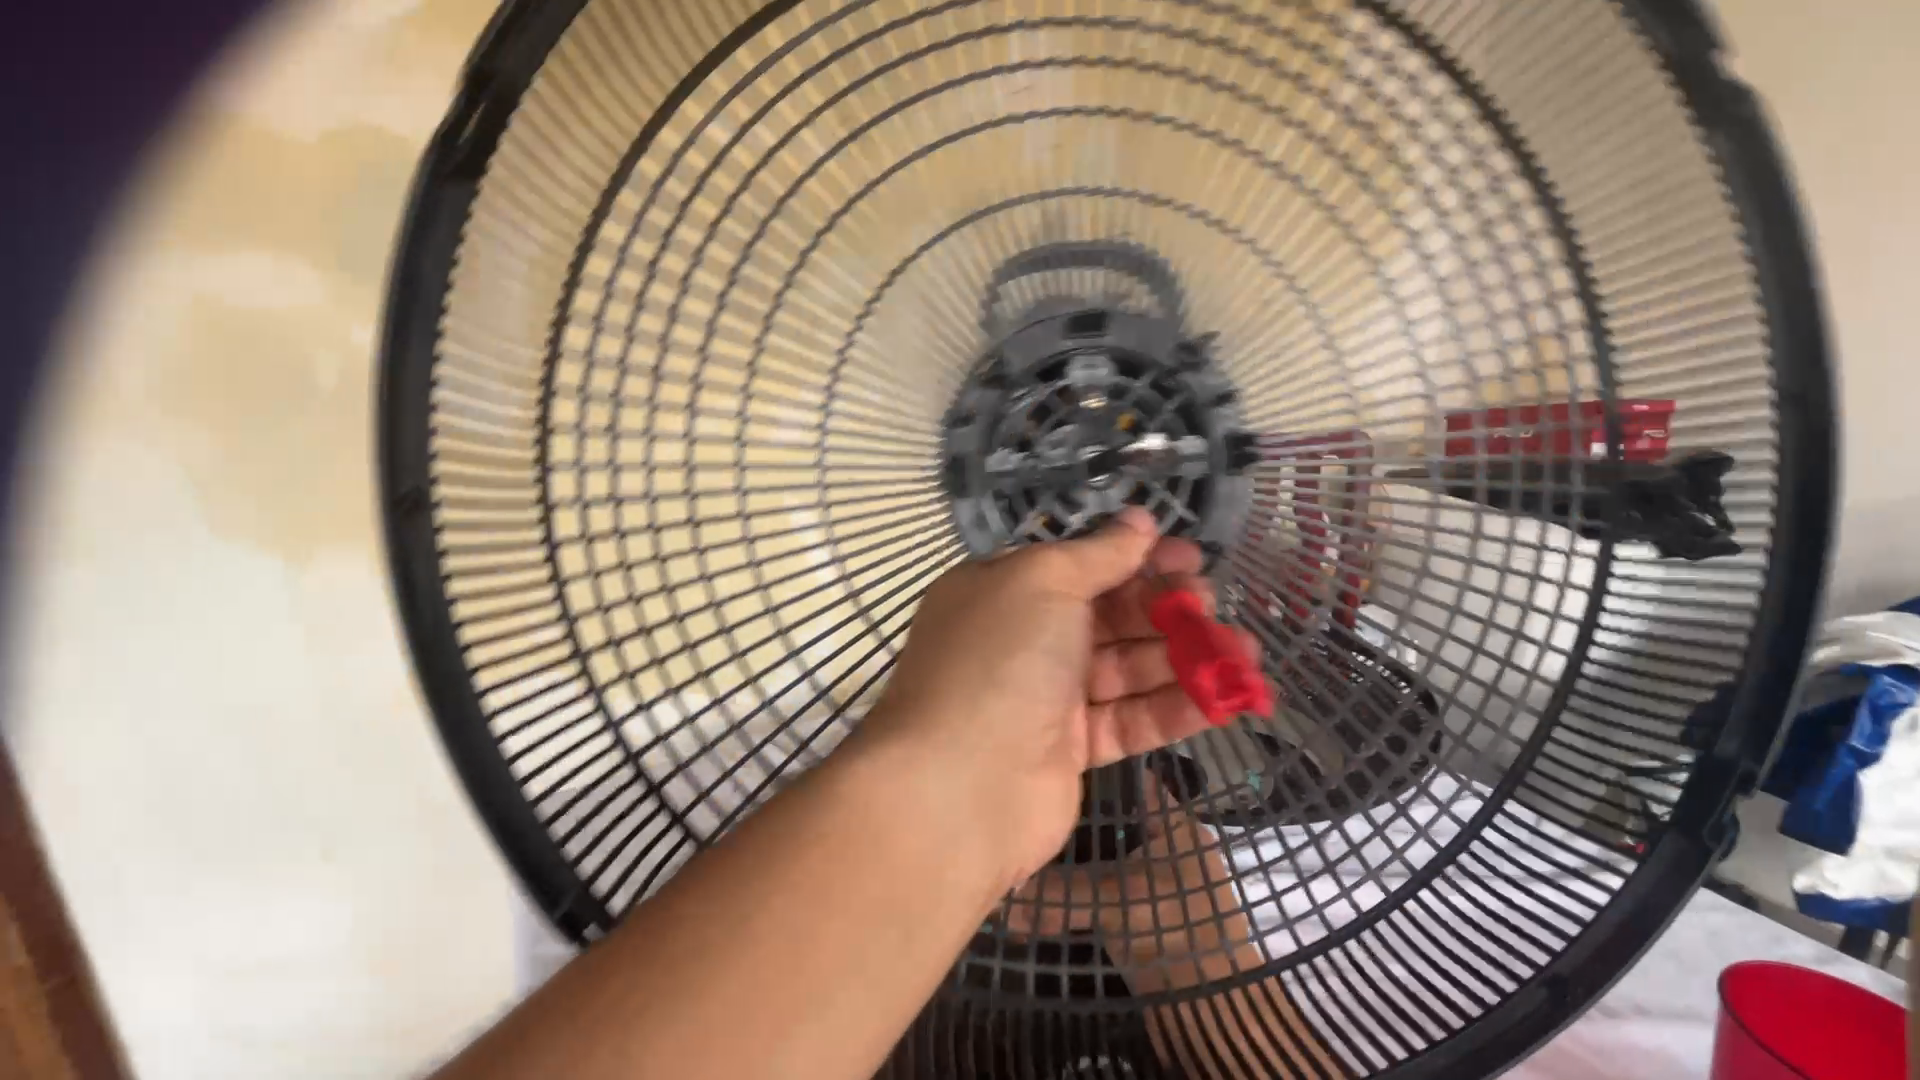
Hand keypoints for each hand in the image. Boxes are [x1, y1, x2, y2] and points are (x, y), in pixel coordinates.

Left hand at [863, 507, 1258, 891]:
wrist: (959, 786)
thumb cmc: (998, 660)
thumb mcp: (1042, 582)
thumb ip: (1096, 554)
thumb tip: (1138, 519)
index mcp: (1002, 591)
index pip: (1079, 566)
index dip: (1135, 559)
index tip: (1189, 557)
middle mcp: (1022, 641)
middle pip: (1106, 616)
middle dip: (1165, 607)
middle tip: (1213, 602)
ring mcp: (1045, 698)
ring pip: (1125, 669)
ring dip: (1184, 658)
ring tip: (1244, 650)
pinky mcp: (1070, 750)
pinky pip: (1130, 720)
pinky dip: (1175, 708)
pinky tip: (1225, 697)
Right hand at [1001, 780, 1255, 993]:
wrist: (1212, 1007)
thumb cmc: (1171, 930)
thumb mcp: (1110, 901)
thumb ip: (1056, 894)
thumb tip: (1004, 895)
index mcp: (1174, 825)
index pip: (1130, 783)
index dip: (1093, 778)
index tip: (1053, 777)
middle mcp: (1169, 846)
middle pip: (1114, 821)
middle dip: (1076, 822)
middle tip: (1034, 816)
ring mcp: (1159, 882)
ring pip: (1108, 857)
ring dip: (1077, 861)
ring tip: (1033, 851)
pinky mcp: (1149, 914)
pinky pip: (1108, 890)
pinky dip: (1084, 891)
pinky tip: (1048, 890)